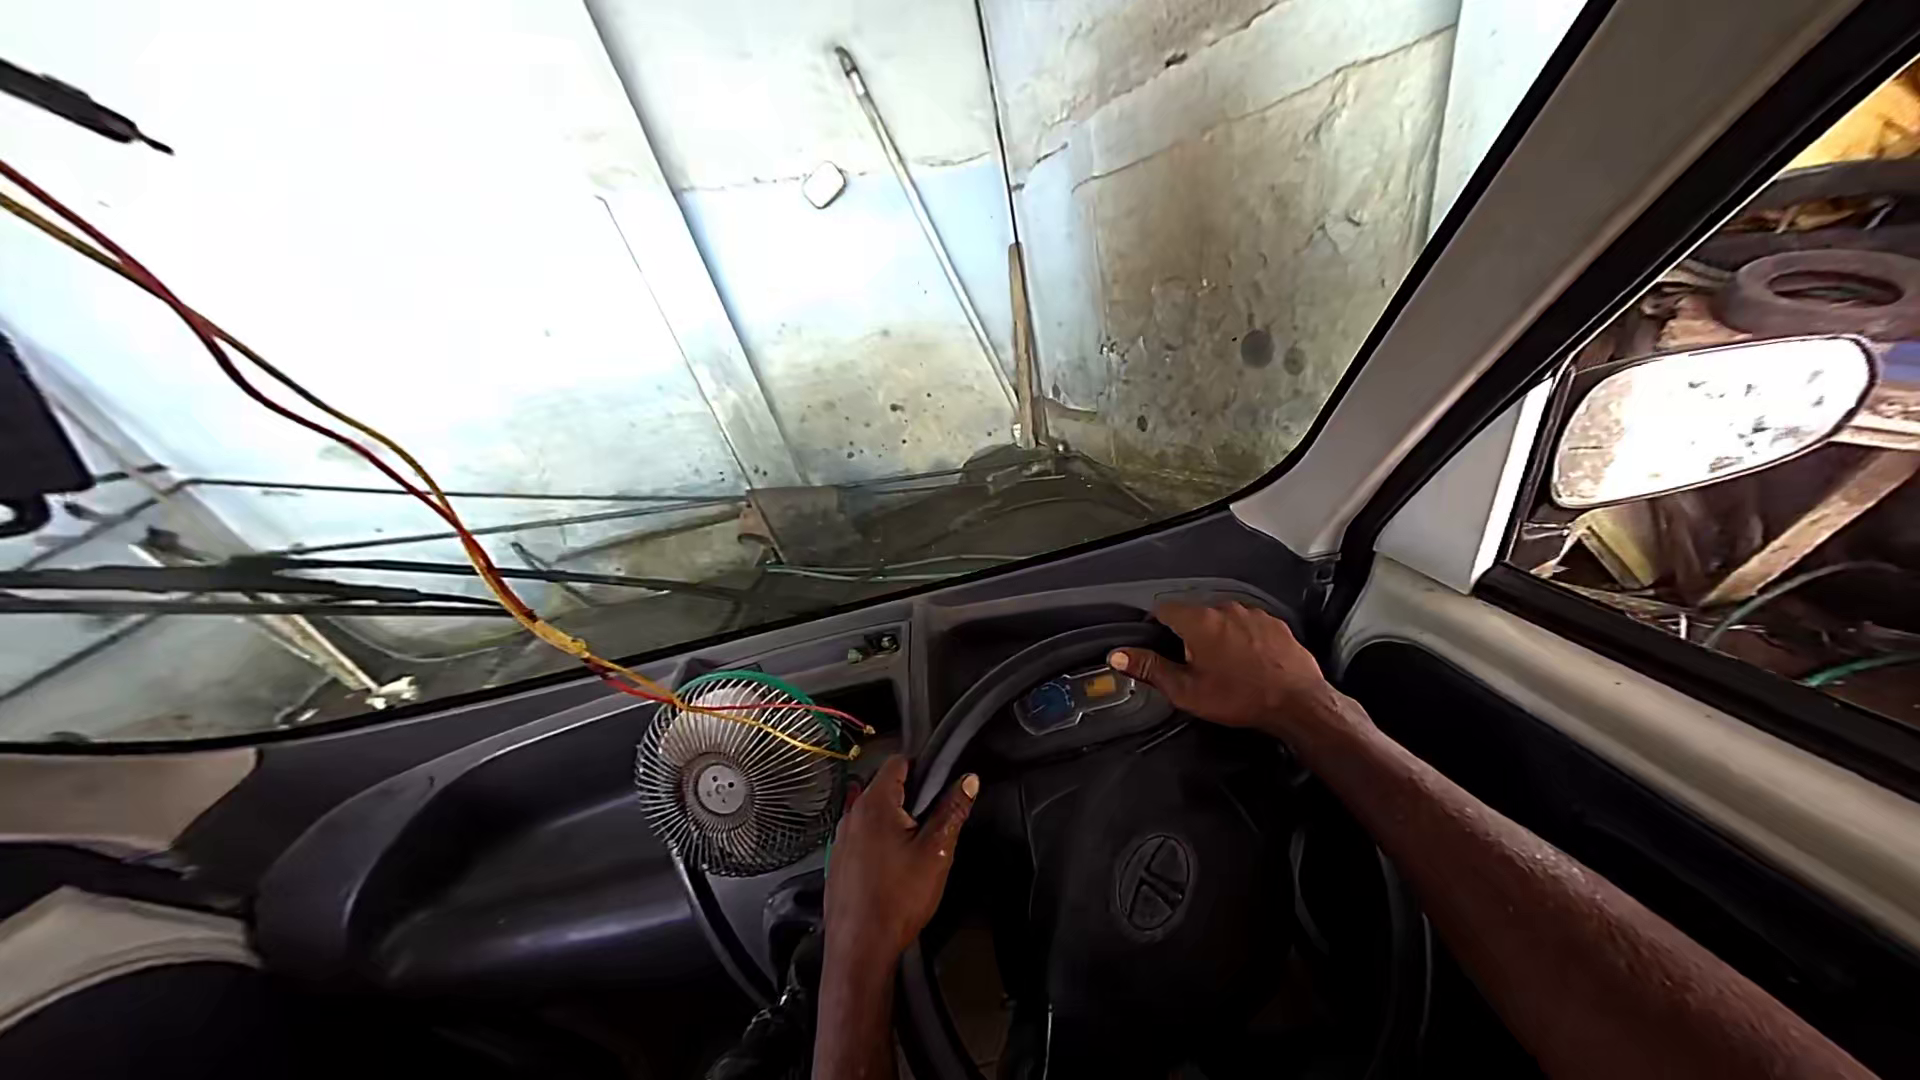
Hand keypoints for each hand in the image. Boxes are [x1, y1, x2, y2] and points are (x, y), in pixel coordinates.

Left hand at [823, 756, 978, 966]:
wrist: (860, 950)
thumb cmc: (897, 900)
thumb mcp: (936, 851)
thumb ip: (952, 810)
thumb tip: (968, 781)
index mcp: (875, 804)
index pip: (898, 761)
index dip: (922, 766)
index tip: (938, 784)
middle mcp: (852, 814)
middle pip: (885, 786)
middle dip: (911, 796)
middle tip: (931, 821)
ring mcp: (841, 838)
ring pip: (874, 813)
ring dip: (895, 820)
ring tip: (915, 848)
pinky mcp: (838, 861)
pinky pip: (862, 836)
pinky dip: (879, 841)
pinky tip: (894, 868)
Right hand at [1108, 601, 1359, 743]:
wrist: (1298, 704)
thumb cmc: (1240, 698)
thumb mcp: (1186, 690)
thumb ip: (1149, 668)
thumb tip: (1117, 655)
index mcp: (1198, 621)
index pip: (1163, 609)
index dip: (1155, 625)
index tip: (1157, 642)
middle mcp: (1225, 608)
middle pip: (1193, 613)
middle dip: (1188, 633)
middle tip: (1191, 663)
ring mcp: (1253, 613)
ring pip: (1221, 618)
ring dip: (1216, 634)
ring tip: (1222, 665)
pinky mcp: (1274, 623)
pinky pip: (1247, 624)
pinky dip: (1241, 638)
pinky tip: (1246, 662)